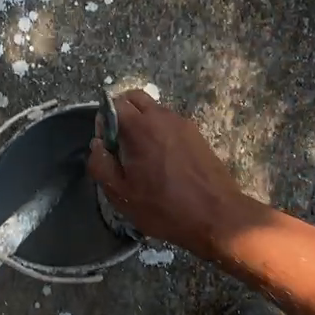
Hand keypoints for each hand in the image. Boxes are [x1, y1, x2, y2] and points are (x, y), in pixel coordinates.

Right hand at [87, 89, 261, 258]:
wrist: (216, 216)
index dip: (104, 121)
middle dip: (122, 112)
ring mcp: (183, 124)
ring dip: (142, 123)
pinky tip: (163, 160)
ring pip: (154, 110)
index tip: (106, 144)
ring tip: (142, 155)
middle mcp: (162, 117)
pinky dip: (160, 132)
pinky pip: (170, 123)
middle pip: (135, 98)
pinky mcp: (197, 135)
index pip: (114, 104)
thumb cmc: (164, 207)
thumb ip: (101, 165)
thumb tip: (97, 145)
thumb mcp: (121, 194)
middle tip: (120, 142)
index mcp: (139, 128)